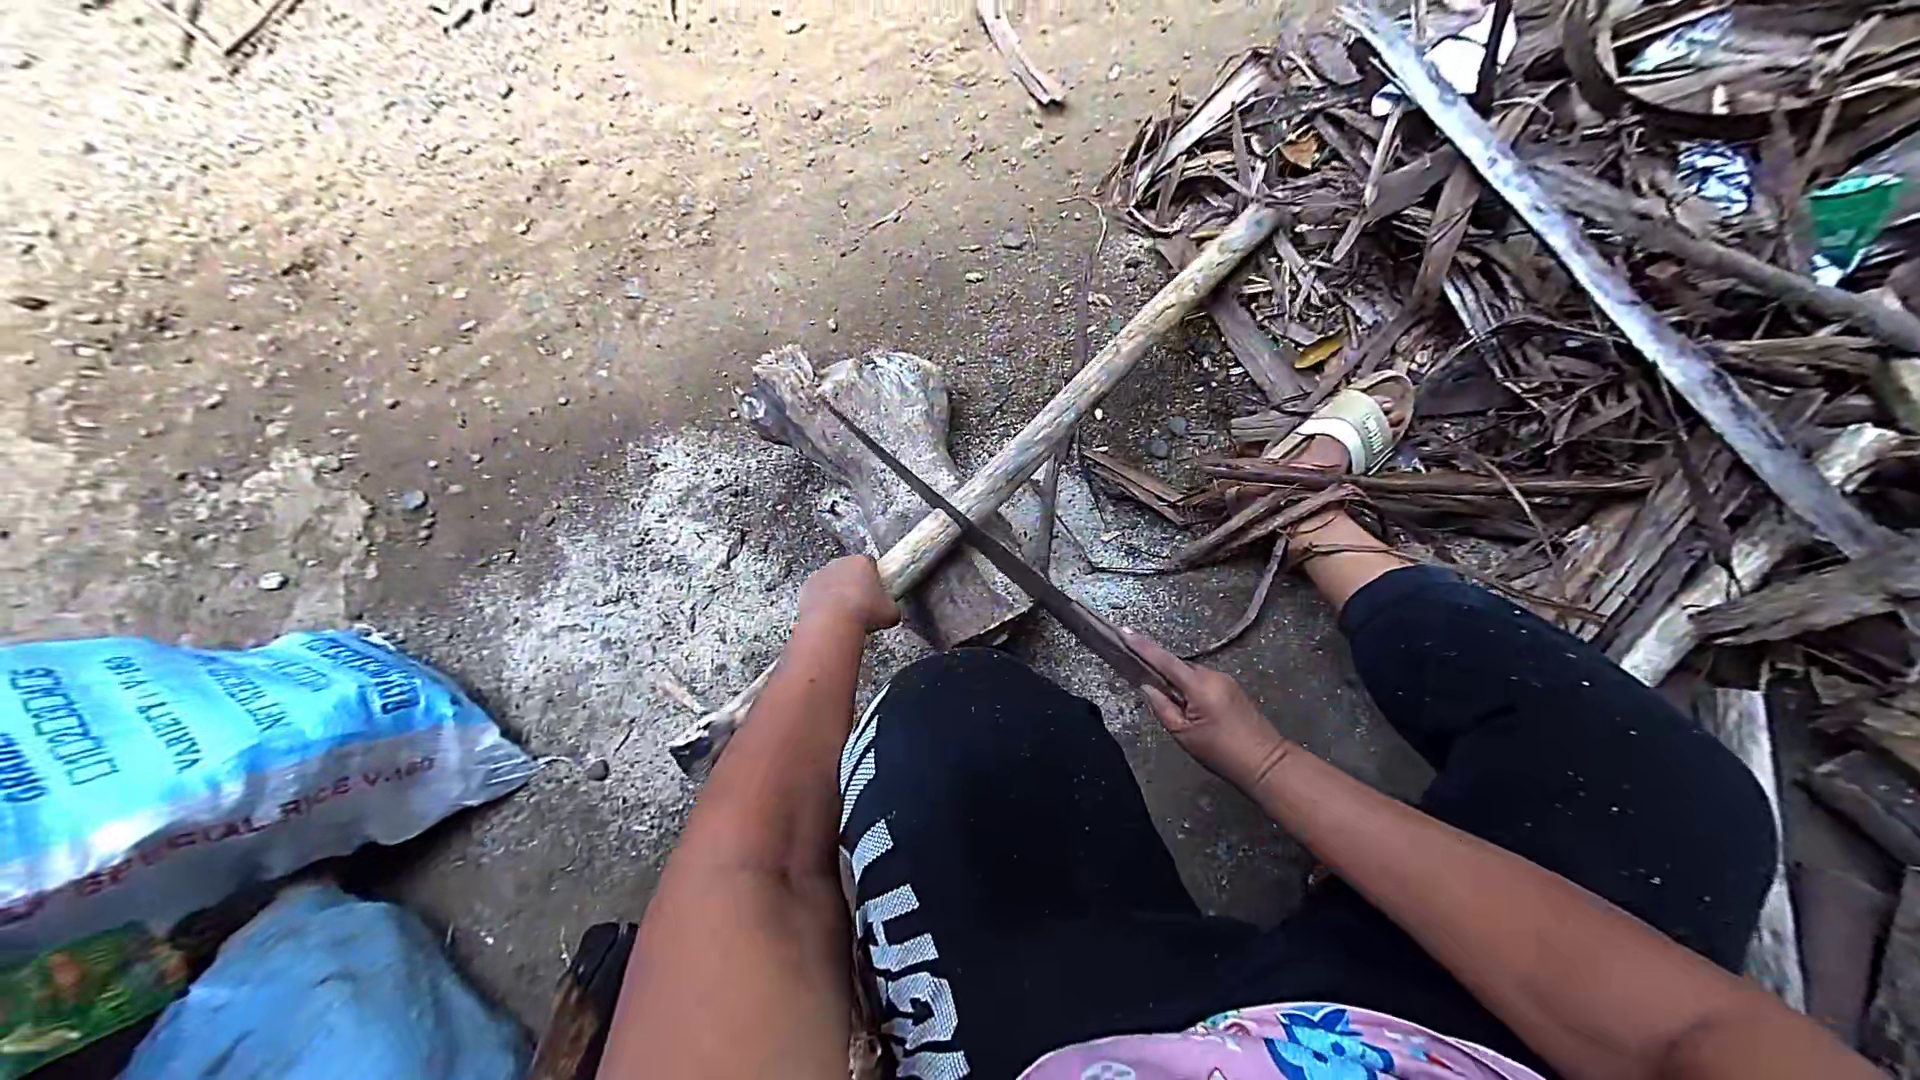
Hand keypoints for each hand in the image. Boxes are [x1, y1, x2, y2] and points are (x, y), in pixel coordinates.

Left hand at [797, 555, 900, 633]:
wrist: (832, 622)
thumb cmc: (865, 613)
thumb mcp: (891, 613)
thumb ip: (891, 608)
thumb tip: (891, 612)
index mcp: (862, 561)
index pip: (870, 564)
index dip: (873, 579)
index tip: (875, 595)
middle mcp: (840, 562)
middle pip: (849, 571)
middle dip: (853, 584)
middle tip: (859, 606)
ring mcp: (821, 573)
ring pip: (832, 581)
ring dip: (836, 593)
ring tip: (843, 615)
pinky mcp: (806, 587)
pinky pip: (818, 593)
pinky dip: (822, 603)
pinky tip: (828, 617)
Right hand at [1122, 630, 1294, 793]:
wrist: (1266, 764)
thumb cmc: (1221, 752)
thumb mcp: (1183, 734)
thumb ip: (1161, 706)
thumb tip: (1146, 686)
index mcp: (1199, 685)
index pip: (1164, 660)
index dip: (1142, 646)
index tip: (1124, 632)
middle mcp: (1214, 676)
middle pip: (1178, 667)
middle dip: (1163, 675)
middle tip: (1151, 693)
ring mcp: (1226, 681)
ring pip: (1191, 675)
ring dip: (1179, 686)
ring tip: (1178, 712)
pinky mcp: (1233, 689)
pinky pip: (1204, 682)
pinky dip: (1193, 690)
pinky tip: (1193, 711)